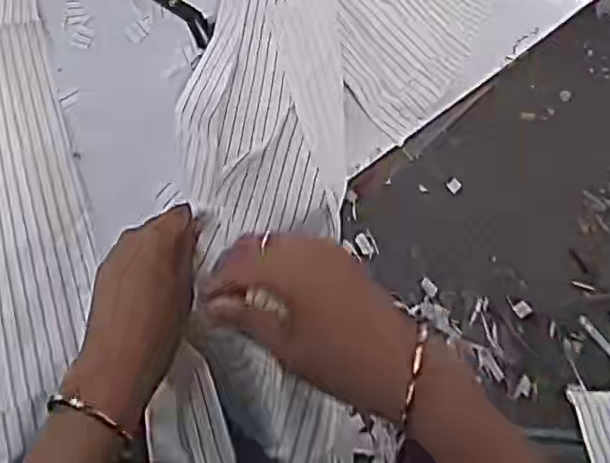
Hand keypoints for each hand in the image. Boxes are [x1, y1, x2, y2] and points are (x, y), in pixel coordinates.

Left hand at [63, 204, 197, 430]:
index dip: (192, 226)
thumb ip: (188, 257)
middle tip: (187, 265)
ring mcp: (115, 255)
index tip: (199, 238)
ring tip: (167, 285)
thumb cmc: (152, 336)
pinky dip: (138, 267)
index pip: (180, 215)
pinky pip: (127, 257)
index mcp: (157, 238)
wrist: (115, 365)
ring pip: (142, 241)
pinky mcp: (104, 272)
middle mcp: (132, 239)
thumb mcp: (186, 293)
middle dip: (173, 240)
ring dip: (154, 254)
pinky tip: (147, 293)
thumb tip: (189, 240)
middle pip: (159, 226)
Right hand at [201, 234, 419, 419]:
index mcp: (285, 266)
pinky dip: (278, 258)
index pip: (235, 264)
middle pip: (251, 244)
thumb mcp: (286, 349)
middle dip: (231, 265)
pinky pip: (295, 245)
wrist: (404, 368)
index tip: (205, 300)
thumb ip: (245, 320)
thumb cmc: (345, 363)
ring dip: (254, 259)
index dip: (215, 281)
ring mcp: (322, 247)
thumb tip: (214, 307)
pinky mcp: (337, 255)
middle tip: (220, 295)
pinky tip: (277, 285)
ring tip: (246, 292)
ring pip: (272, 241)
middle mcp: (302, 246)